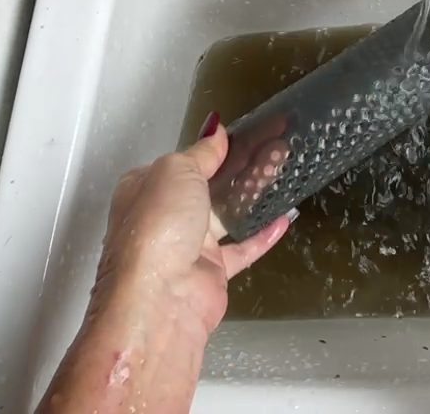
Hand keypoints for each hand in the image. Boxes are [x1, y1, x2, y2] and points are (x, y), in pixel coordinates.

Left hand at [38, 117, 291, 413]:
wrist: (159, 301)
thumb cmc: (158, 226)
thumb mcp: (177, 170)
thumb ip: (202, 152)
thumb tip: (215, 129)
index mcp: (146, 186)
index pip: (184, 159)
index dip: (214, 145)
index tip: (245, 131)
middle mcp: (164, 215)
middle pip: (208, 183)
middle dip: (240, 164)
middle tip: (274, 142)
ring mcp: (187, 245)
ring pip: (226, 212)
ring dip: (254, 191)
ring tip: (283, 166)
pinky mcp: (210, 272)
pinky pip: (241, 249)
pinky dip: (261, 235)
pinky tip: (283, 219)